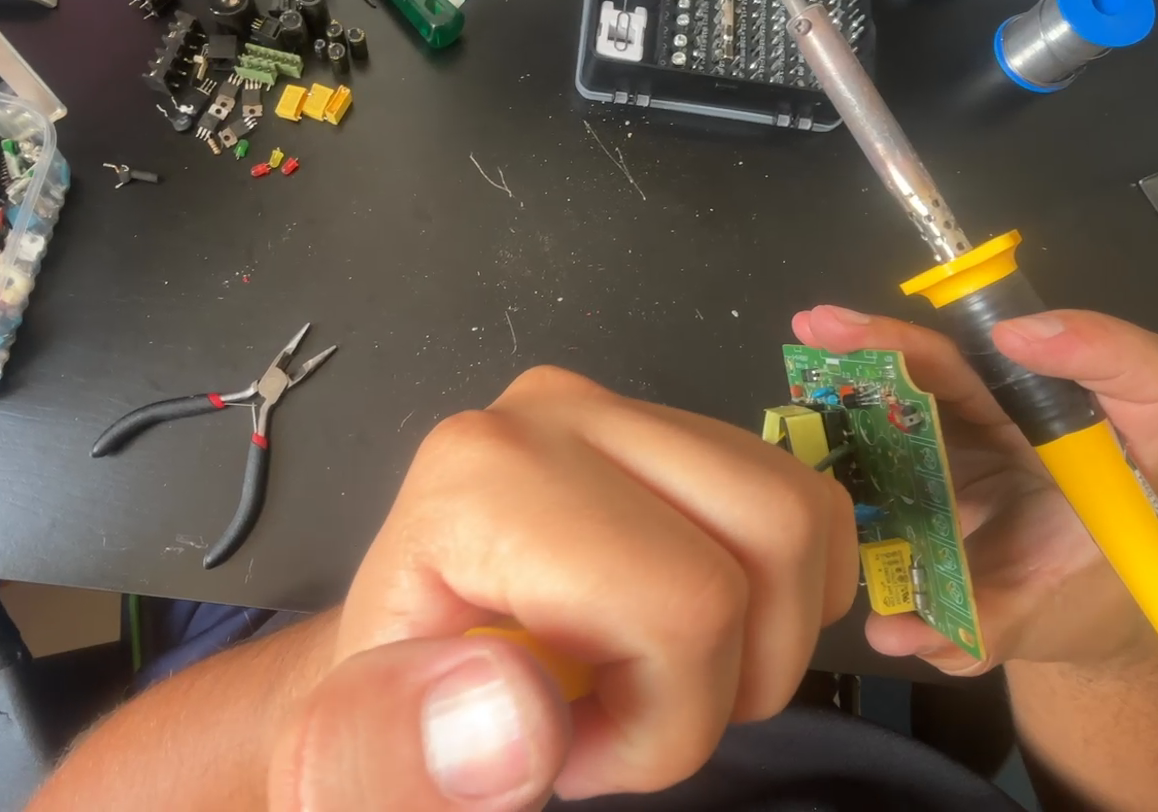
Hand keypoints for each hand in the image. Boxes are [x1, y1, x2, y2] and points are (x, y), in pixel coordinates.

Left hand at [267, 366, 857, 809]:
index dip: (662, 723)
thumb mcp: (360, 753)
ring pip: (797, 513)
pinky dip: (783, 590)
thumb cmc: (392, 699)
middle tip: (626, 713)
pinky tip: (695, 624)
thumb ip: (398, 750)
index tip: (573, 754)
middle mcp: (556, 408)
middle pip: (765, 542)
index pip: (683, 603)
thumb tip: (516, 711)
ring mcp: (619, 403)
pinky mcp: (664, 420)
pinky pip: (796, 496)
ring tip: (656, 668)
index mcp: (482, 473)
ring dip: (762, 635)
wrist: (409, 629)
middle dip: (727, 680)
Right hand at [792, 306, 1157, 675]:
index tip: (1013, 341)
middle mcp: (1050, 421)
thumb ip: (972, 629)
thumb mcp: (1033, 624)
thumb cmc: (1074, 607)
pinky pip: (907, 388)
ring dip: (872, 342)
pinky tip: (812, 367)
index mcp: (1113, 461)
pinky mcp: (949, 421)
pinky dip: (858, 373)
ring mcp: (995, 415)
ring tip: (813, 330)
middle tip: (834, 327)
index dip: (1093, 347)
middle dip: (911, 337)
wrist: (1062, 601)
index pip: (1147, 382)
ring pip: (941, 361)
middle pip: (996, 358)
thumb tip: (888, 630)